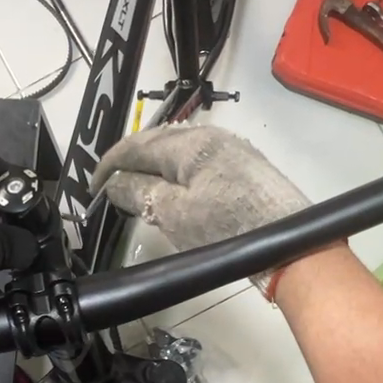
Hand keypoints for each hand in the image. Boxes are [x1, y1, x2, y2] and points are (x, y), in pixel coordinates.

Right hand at [93, 124, 310, 292]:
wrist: (291, 245)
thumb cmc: (228, 228)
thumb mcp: (174, 214)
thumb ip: (139, 193)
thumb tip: (114, 184)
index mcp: (189, 143)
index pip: (135, 145)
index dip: (108, 165)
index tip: (91, 188)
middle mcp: (210, 136)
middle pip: (156, 143)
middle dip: (128, 162)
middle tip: (109, 187)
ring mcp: (230, 150)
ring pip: (177, 152)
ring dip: (152, 167)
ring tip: (136, 189)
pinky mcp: (243, 168)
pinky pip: (196, 162)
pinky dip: (174, 173)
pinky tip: (172, 190)